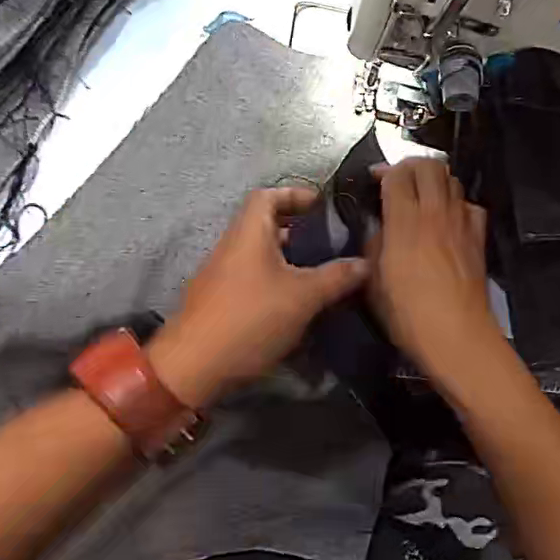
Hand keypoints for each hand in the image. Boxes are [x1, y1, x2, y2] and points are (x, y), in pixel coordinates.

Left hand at [147, 187, 368, 408]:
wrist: (194, 365)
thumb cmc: (251, 317)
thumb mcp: (303, 296)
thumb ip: (336, 276)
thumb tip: (365, 262)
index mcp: (249, 230)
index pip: (269, 195)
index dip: (296, 195)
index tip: (324, 208)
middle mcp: (234, 244)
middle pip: (267, 224)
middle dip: (300, 230)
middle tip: (332, 243)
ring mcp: (224, 272)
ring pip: (262, 253)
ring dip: (290, 258)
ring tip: (324, 272)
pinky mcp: (222, 299)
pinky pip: (255, 277)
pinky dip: (278, 280)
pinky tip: (300, 301)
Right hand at [367, 159, 499, 375]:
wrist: (458, 337)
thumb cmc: (408, 313)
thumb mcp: (374, 280)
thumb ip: (374, 244)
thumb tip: (379, 228)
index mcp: (405, 220)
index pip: (397, 175)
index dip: (383, 171)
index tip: (374, 180)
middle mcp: (435, 212)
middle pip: (429, 165)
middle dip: (411, 166)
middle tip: (398, 180)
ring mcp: (461, 222)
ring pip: (452, 179)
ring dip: (434, 180)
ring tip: (421, 195)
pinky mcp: (479, 238)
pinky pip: (470, 205)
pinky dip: (457, 204)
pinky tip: (448, 219)